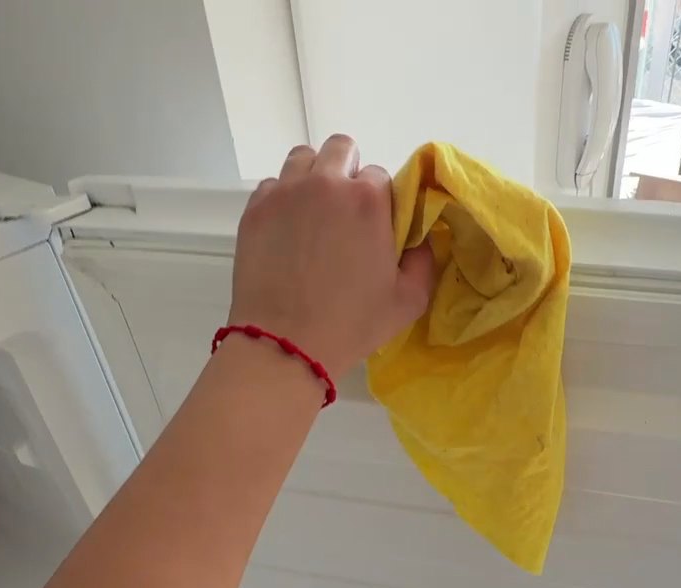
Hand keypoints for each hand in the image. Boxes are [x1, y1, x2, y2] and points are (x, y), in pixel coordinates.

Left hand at [228, 135, 434, 378]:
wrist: (287, 344)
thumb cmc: (352, 325)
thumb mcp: (409, 301)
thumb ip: (424, 261)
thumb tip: (421, 239)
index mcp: (368, 200)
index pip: (381, 176)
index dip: (382, 201)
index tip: (376, 228)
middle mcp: (326, 182)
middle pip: (341, 150)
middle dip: (348, 173)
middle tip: (346, 214)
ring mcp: (285, 192)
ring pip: (303, 158)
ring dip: (314, 177)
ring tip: (315, 215)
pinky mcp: (255, 208)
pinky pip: (273, 185)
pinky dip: (284, 200)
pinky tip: (289, 232)